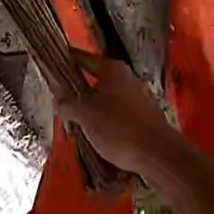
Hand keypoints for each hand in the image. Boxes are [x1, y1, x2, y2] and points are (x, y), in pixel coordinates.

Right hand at [57, 51, 188, 175]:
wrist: (158, 154)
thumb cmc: (119, 128)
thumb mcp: (85, 115)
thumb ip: (68, 104)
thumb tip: (59, 99)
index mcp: (113, 70)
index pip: (84, 59)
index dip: (67, 61)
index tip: (55, 65)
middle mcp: (128, 78)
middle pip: (96, 82)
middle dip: (81, 96)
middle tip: (65, 109)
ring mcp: (141, 96)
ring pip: (109, 100)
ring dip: (95, 112)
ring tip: (82, 129)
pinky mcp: (148, 116)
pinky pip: (121, 114)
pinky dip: (110, 123)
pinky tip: (103, 139)